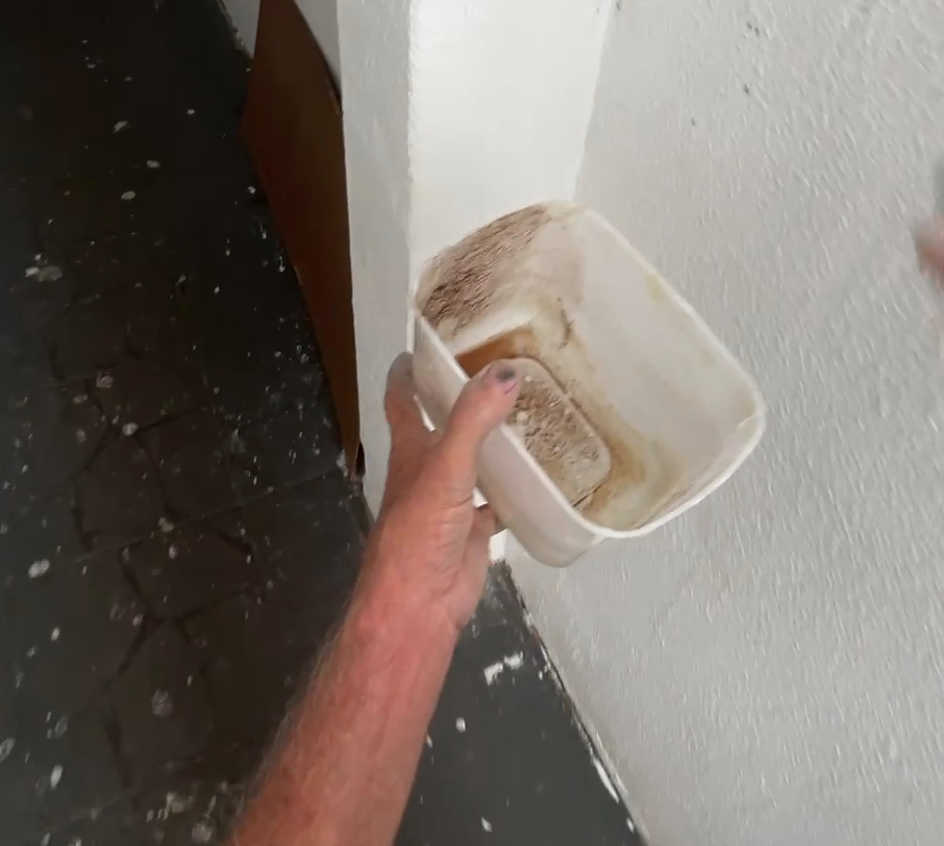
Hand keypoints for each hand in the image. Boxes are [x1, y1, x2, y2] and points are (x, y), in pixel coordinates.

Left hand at [355, 353, 519, 632]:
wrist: (421, 603)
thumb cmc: (420, 529)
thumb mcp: (446, 466)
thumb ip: (473, 419)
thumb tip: (505, 371)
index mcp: (411, 447)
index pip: (403, 397)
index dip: (410, 369)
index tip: (431, 340)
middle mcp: (428, 466)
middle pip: (444, 422)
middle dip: (464, 396)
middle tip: (503, 367)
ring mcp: (452, 497)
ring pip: (474, 457)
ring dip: (494, 437)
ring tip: (530, 408)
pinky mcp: (474, 526)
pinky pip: (498, 497)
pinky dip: (516, 485)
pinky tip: (541, 472)